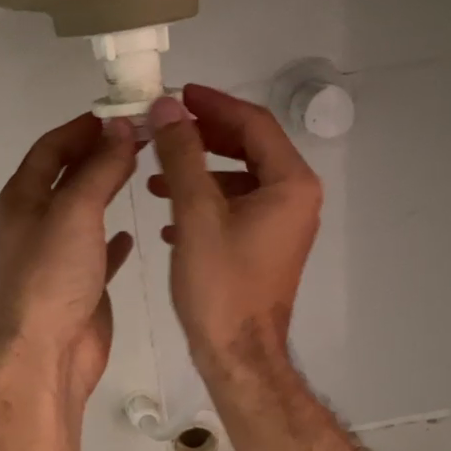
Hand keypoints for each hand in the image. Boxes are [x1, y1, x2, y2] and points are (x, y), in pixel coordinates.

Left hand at [0, 113, 138, 404]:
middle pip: (69, 176)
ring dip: (109, 189)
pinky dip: (114, 237)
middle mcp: (37, 222)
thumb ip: (100, 168)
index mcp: (24, 198)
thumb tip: (121, 127)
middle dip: (100, 154)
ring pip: (84, 211)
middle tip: (142, 137)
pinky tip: (134, 231)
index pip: (51, 148)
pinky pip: (98, 250)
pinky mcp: (79, 283)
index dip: (83, 127)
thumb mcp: (76, 210)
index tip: (122, 113)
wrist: (49, 351)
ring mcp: (58, 255)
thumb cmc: (54, 275)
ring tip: (143, 170)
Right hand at [148, 85, 321, 379]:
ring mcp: (283, 225)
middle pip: (249, 148)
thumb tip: (167, 107)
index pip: (254, 124)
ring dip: (199, 173)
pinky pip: (237, 209)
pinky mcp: (267, 247)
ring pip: (239, 181)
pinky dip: (206, 203)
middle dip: (204, 137)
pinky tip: (170, 218)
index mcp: (290, 184)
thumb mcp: (196, 214)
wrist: (238, 355)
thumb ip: (181, 155)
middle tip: (164, 128)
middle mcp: (295, 199)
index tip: (177, 94)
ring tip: (156, 178)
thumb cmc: (221, 285)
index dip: (213, 104)